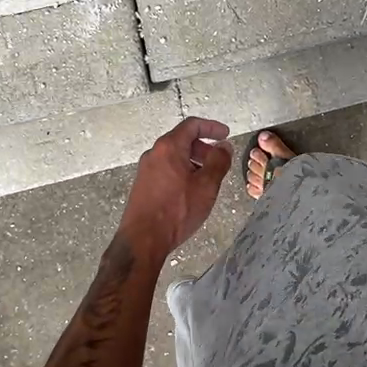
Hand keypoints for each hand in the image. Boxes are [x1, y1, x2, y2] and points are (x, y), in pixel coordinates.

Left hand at [117, 117, 233, 267]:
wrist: (142, 241)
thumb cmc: (177, 210)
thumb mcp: (207, 185)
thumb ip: (219, 161)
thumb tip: (224, 146)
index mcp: (169, 147)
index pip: (192, 125)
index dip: (212, 127)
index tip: (225, 135)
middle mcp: (154, 153)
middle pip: (182, 140)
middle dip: (203, 147)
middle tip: (218, 161)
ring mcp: (145, 170)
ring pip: (173, 156)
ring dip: (193, 161)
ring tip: (207, 180)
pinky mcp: (141, 186)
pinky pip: (165, 169)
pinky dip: (181, 172)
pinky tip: (189, 192)